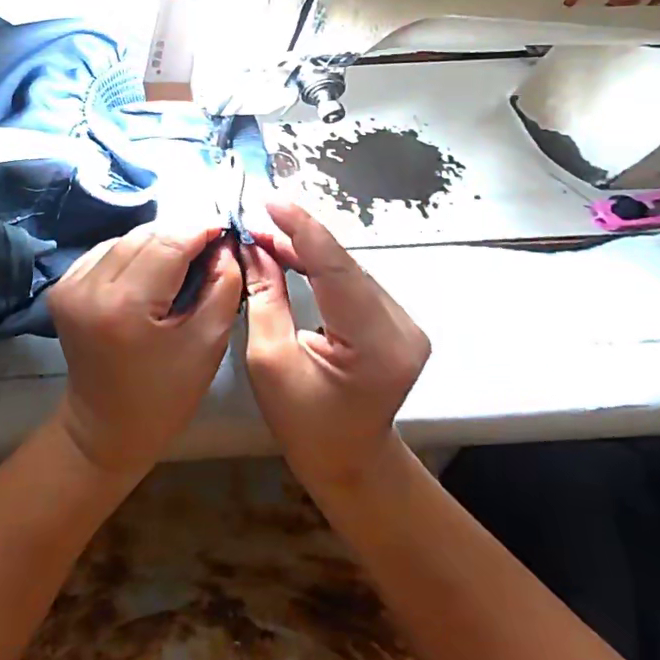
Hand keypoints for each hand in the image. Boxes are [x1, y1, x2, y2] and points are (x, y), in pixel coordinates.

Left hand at [47, 222, 243, 475]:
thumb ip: (222, 285)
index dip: (201, 229)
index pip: (169, 242)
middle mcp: (88, 286)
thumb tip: (225, 243)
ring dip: (158, 242)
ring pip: (125, 239)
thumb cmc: (164, 396)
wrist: (105, 427)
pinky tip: (153, 270)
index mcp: (123, 305)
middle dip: (182, 234)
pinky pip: (106, 253)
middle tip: (213, 244)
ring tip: (187, 258)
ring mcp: (69, 284)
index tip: (227, 228)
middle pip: (145, 236)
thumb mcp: (207, 344)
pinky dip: (133, 254)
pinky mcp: (62, 287)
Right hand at [242, 200, 429, 488]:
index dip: (301, 229)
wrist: (350, 459)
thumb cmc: (305, 423)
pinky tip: (290, 253)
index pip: (336, 270)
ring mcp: (405, 323)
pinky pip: (352, 281)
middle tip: (254, 220)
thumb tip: (253, 246)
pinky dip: (319, 265)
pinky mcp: (397, 321)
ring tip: (264, 234)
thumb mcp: (270, 360)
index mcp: (376, 345)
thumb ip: (265, 297)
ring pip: (347, 269)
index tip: (270, 200)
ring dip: (306, 249)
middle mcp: (402, 327)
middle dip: (297, 237)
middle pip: (343, 265)